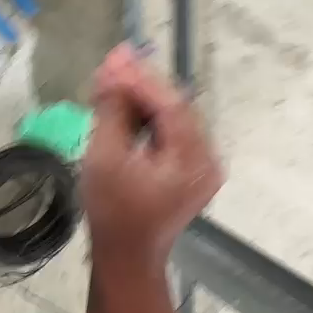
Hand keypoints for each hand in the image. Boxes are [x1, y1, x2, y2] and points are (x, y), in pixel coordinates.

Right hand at [81, 45, 223, 261]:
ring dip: (140, 97)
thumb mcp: (105, 156)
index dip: (141, 77)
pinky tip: (122, 106)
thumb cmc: (113, 210)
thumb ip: (113, 108)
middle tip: (108, 65)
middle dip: (140, 83)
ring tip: (109, 82)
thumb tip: (114, 64)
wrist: (126, 256)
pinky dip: (146, 115)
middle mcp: (206, 158)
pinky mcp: (189, 168)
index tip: (113, 55)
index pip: (170, 104)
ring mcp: (201, 164)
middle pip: (174, 106)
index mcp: (193, 159)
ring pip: (171, 115)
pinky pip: (169, 130)